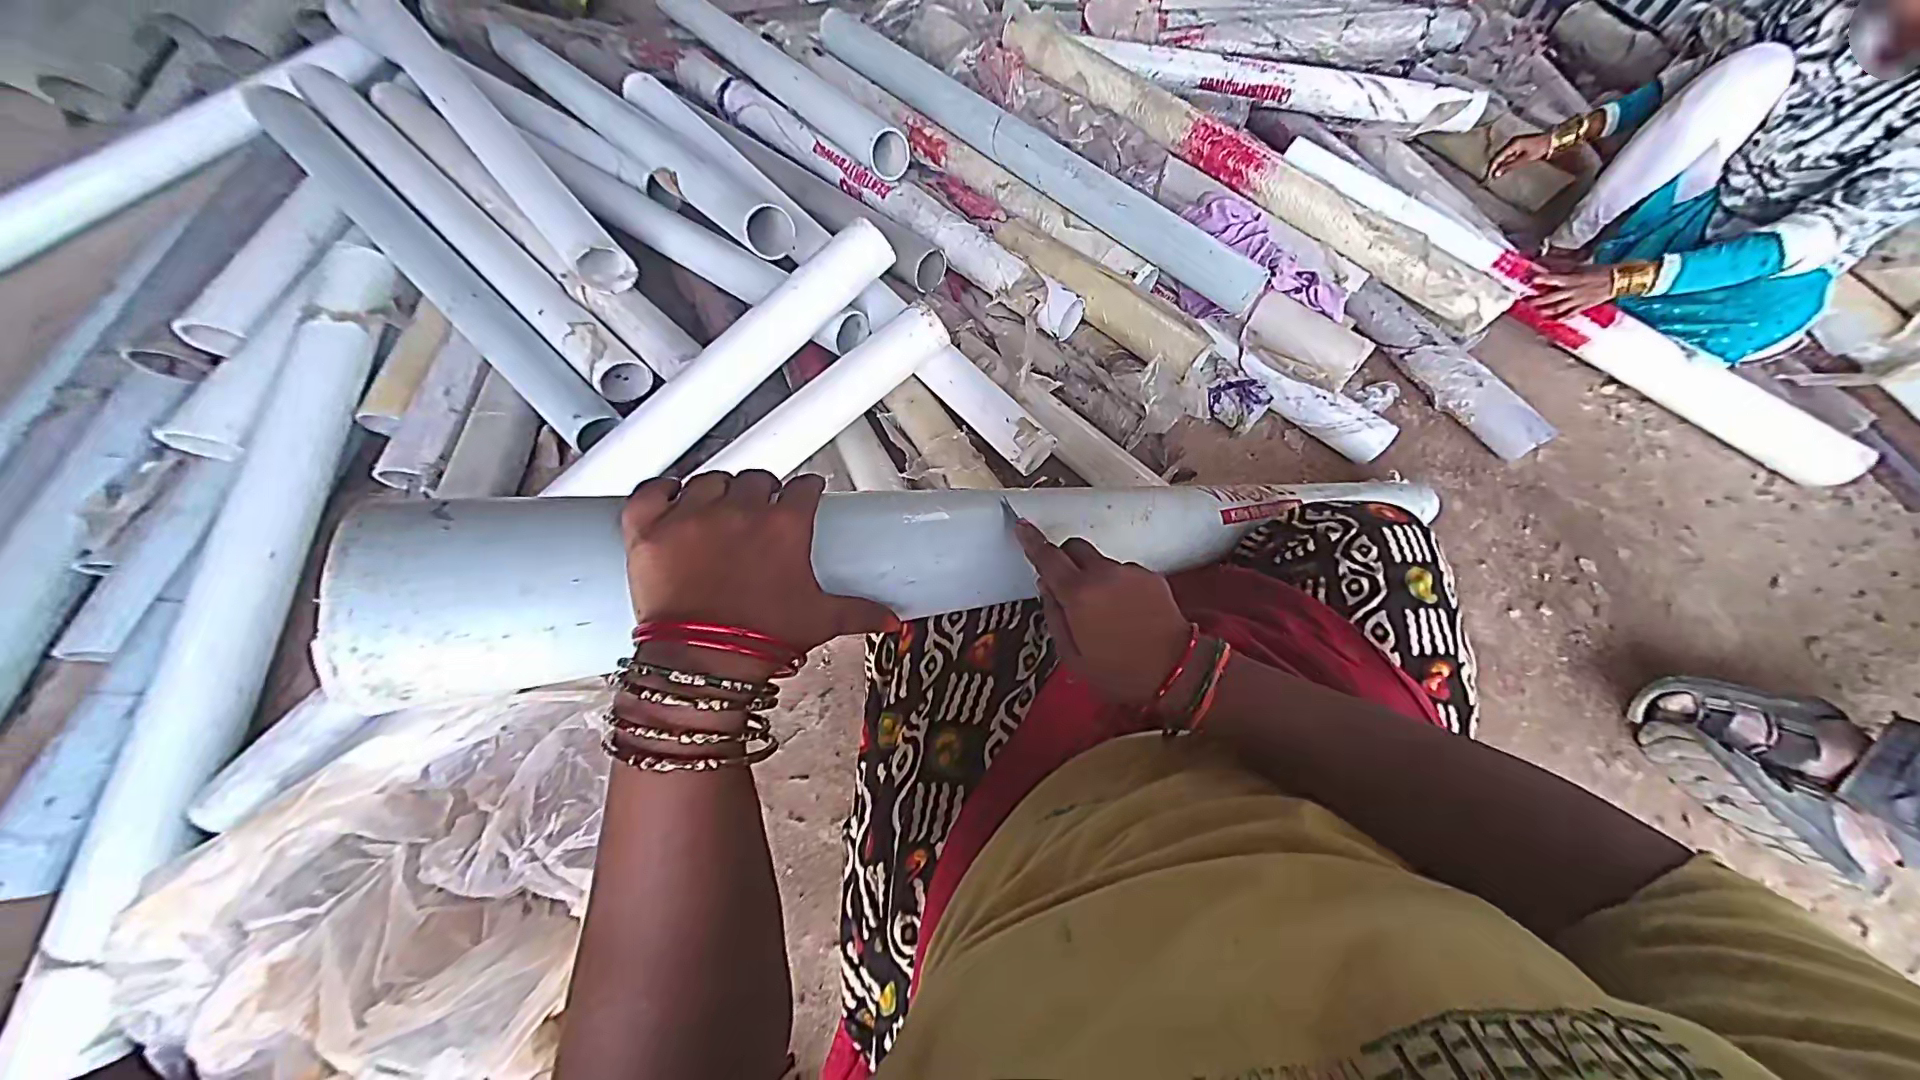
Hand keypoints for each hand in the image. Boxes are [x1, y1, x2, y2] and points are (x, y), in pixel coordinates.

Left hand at [621, 472, 898, 653]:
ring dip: (717, 491)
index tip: (804, 494)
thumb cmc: (759, 640)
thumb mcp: (820, 621)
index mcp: (784, 525)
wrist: (702, 664)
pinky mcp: (649, 529)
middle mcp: (738, 510)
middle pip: (756, 479)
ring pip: (708, 479)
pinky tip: (670, 496)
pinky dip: (659, 489)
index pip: (803, 487)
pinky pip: (651, 489)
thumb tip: (890, 618)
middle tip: (760, 511)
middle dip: (762, 491)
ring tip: (718, 510)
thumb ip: (861, 612)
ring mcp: (690, 516)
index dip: (806, 490)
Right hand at [1013, 519, 1193, 707]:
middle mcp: (1103, 574)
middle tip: (1064, 584)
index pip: (1048, 556)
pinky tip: (1125, 612)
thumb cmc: (1117, 672)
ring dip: (1092, 575)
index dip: (1032, 540)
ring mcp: (1130, 572)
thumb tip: (1046, 586)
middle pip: (1074, 547)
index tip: (1022, 525)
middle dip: (1064, 557)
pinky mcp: (1150, 576)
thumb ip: (1053, 615)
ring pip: (1100, 561)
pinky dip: (1117, 584)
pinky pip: (1123, 572)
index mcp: (1078, 593)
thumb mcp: (1071, 655)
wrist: (1176, 671)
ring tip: (1103, 610)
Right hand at [1489, 133, 1552, 178]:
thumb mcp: (1525, 159)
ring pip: (1503, 157)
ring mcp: (1516, 144)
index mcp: (1512, 145)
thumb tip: (1496, 174)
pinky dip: (1506, 163)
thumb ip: (1510, 166)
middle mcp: (1512, 143)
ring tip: (1497, 175)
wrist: (1555, 139)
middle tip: (1491, 178)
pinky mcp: (1520, 146)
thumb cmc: (1541, 148)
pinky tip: (1505, 169)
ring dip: (1500, 165)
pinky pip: (1509, 156)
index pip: (1497, 158)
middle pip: (1499, 157)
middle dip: (1494, 167)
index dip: (1492, 168)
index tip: (1488, 178)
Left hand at [1529, 267, 1617, 319]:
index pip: (1557, 278)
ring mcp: (1578, 300)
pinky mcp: (1584, 306)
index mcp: (1574, 278)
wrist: (1622, 279)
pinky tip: (1552, 320)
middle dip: (1538, 300)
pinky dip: (1561, 318)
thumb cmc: (1602, 270)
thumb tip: (1548, 261)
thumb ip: (1565, 267)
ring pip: (1558, 307)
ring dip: (1546, 310)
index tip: (1533, 279)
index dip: (1545, 279)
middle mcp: (1573, 290)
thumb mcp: (1583, 266)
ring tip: (1537, 311)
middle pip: (1552, 297)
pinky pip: (1570, 314)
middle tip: (1526, 301)